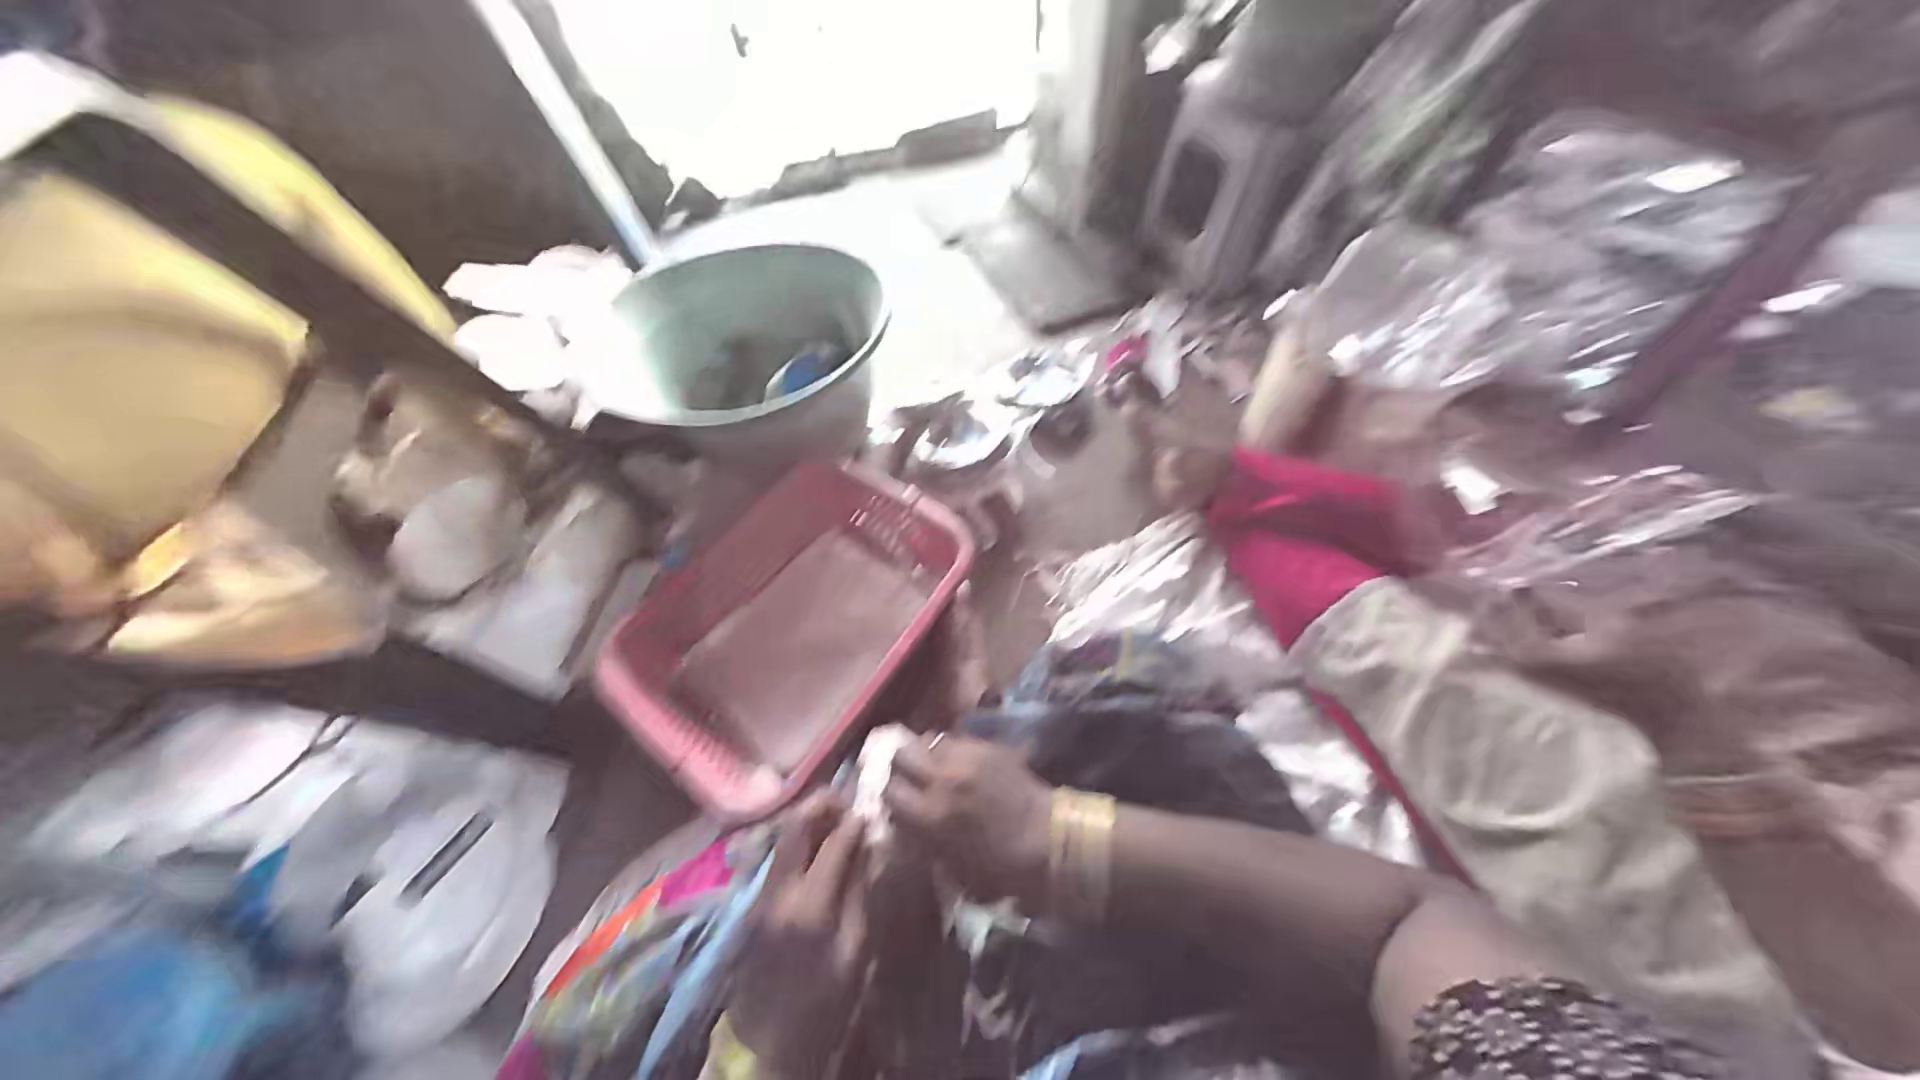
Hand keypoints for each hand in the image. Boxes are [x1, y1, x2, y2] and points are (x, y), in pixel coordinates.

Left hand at [729, 794, 871, 1077]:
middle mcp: (778, 891)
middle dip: (823, 805)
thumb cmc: (825, 1001)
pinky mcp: (754, 901)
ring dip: (810, 819)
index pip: (833, 843)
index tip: (870, 811)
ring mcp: (760, 894)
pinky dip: (800, 839)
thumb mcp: (855, 949)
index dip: (854, 822)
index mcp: (809, 906)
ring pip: (783, 836)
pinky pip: (778, 855)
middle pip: (795, 826)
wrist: (769, 1041)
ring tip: (836, 819)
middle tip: (848, 802)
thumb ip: (860, 892)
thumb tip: (869, 847)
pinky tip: (819, 846)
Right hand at [882, 736, 1051, 904]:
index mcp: (930, 814)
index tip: (896, 799)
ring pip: (929, 738)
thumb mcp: (951, 866)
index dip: (891, 793)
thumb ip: (923, 839)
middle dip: (902, 763)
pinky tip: (960, 761)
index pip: (890, 789)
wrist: (1049, 840)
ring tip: (936, 763)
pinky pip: (958, 738)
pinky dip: (953, 747)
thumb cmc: (1001, 868)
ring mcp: (966, 757)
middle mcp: (942, 779)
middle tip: (910, 774)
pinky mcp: (988, 747)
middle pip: (902, 753)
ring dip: (928, 751)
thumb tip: (904, 823)